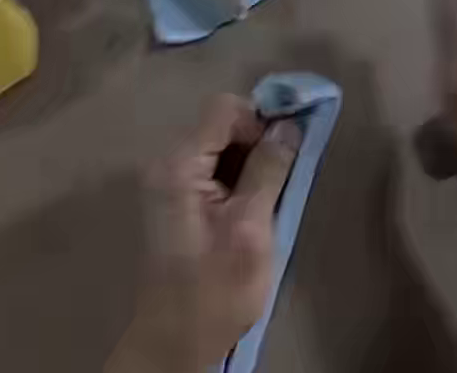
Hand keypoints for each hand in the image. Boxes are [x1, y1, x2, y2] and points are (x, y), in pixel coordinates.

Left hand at [111, 95, 299, 372]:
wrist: (173, 348)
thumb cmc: (213, 291)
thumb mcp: (251, 228)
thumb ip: (269, 169)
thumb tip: (289, 125)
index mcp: (178, 167)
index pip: (225, 108)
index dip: (259, 121)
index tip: (280, 154)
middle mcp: (167, 162)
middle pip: (223, 120)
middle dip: (257, 139)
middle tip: (279, 174)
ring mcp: (169, 178)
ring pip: (223, 139)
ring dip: (251, 156)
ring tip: (266, 193)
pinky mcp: (177, 194)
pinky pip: (216, 160)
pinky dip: (240, 170)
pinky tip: (251, 200)